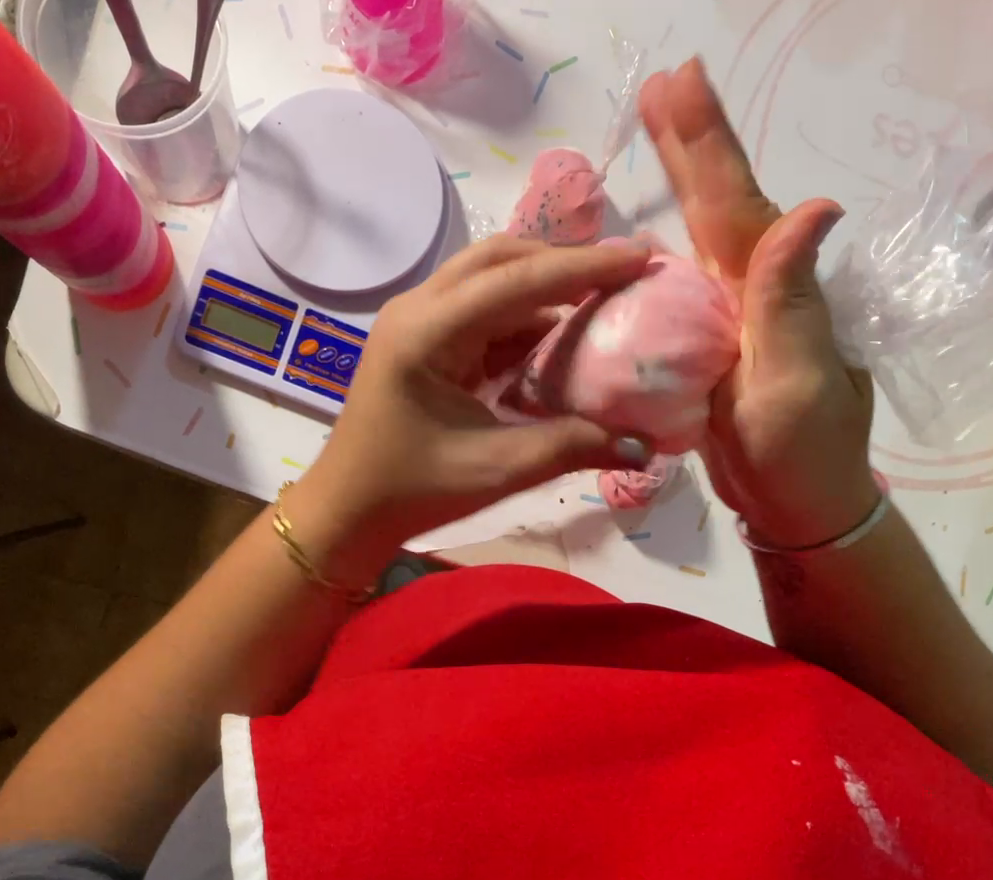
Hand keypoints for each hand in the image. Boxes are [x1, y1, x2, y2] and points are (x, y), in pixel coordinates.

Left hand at [284, 236, 653, 582]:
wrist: (347, 511)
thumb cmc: (410, 491)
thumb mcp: (496, 469)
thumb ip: (571, 447)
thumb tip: (645, 444)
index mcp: (426, 332)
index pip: (516, 281)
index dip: (584, 266)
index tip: (642, 256)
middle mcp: (418, 310)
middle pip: (500, 259)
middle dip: (565, 262)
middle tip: (625, 270)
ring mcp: (417, 322)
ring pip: (490, 280)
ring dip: (546, 285)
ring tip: (605, 295)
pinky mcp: (424, 341)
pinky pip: (482, 311)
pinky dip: (525, 316)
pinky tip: (563, 332)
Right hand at [640, 60, 878, 548]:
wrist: (797, 505)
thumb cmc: (801, 452)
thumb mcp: (798, 382)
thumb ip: (790, 302)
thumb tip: (814, 207)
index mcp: (769, 289)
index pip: (735, 203)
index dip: (707, 144)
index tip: (682, 82)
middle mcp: (750, 290)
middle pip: (718, 204)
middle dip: (693, 143)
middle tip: (668, 84)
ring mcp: (728, 318)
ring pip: (698, 235)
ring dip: (681, 180)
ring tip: (659, 128)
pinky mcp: (706, 347)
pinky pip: (679, 284)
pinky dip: (660, 250)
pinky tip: (645, 237)